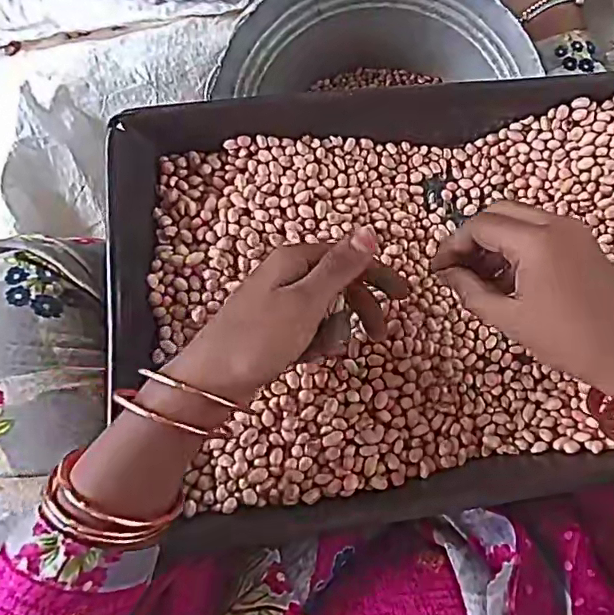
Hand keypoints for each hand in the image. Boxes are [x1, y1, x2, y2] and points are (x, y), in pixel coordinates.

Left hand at [167, 227, 412, 403]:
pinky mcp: (273, 327)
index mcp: (294, 260)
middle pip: (339, 284)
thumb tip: (369, 230)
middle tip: (379, 335)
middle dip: (359, 310)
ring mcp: (278, 301)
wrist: (208, 384)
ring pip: (326, 310)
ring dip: (333, 332)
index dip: (378, 275)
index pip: (349, 257)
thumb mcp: (306, 302)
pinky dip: (314, 343)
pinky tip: (305, 357)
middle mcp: (286, 274)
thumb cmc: (258, 339)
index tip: (404, 296)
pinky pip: (308, 328)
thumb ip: (340, 267)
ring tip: (322, 351)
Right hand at [428, 202, 613, 403]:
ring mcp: (574, 231)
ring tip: (481, 280)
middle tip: (457, 270)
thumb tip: (447, 275)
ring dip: (496, 241)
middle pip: (498, 212)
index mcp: (537, 240)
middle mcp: (557, 224)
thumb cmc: (570, 341)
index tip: (439, 269)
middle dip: (472, 238)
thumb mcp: (511, 320)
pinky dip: (519, 246)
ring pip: (520, 219)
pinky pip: (541, 231)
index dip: (453, 245)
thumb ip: (471, 292)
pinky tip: (510, 279)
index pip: (480, 225)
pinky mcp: (584, 242)